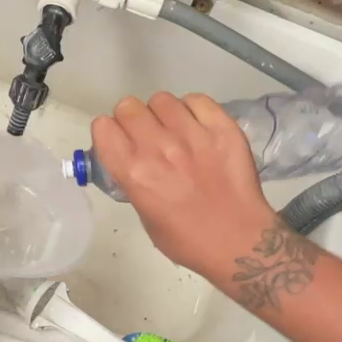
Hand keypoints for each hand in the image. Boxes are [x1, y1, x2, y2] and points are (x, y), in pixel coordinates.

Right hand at [91, 92, 275, 275]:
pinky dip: (192, 110)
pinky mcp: (223, 128)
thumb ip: (133, 181)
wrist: (237, 242)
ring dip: (162, 114)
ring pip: (162, 100)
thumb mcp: (145, 215)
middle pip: (129, 107)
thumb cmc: (187, 239)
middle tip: (146, 136)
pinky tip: (196, 128)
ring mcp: (193, 136)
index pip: (103, 127)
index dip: (109, 133)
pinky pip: (197, 100)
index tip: (119, 142)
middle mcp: (158, 149)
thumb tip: (131, 158)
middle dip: (132, 119)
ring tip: (174, 131)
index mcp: (134, 173)